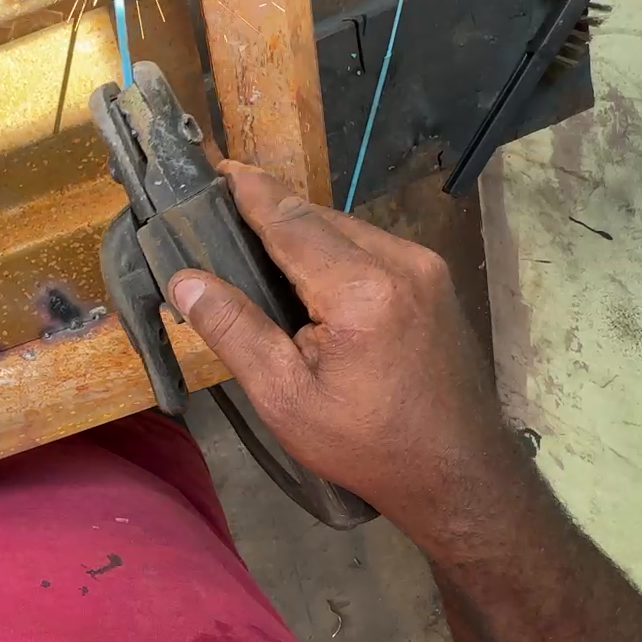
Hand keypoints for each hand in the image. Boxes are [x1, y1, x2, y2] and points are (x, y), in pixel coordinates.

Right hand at [167, 161, 522, 533]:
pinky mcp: (434, 281)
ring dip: (300, 230)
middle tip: (220, 208)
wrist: (457, 474)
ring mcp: (425, 268)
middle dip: (270, 209)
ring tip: (253, 240)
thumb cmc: (363, 443)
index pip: (291, 221)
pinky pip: (369, 247)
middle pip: (319, 218)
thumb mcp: (283, 396)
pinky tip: (305, 271)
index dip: (250, 192)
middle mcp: (400, 262)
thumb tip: (185, 282)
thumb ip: (234, 331)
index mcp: (360, 289)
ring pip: (346, 229)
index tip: (218, 167)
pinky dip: (329, 248)